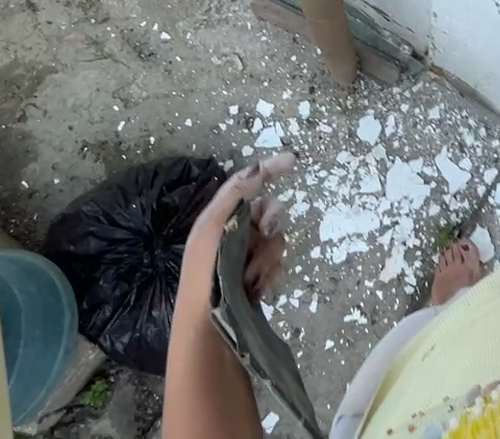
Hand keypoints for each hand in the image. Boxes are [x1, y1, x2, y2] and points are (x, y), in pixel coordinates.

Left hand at [172, 152, 295, 330]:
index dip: (268, 168)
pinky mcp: (255, 279)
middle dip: (269, 221)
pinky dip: (270, 271)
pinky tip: (258, 288)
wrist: (207, 338)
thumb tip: (257, 171)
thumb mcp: (212, 232)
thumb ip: (234, 198)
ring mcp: (244, 258)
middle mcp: (230, 235)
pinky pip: (275, 261)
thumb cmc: (205, 281)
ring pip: (274, 237)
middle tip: (265, 232)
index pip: (245, 184)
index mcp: (215, 221)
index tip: (295, 161)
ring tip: (252, 277)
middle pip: (265, 210)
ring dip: (267, 254)